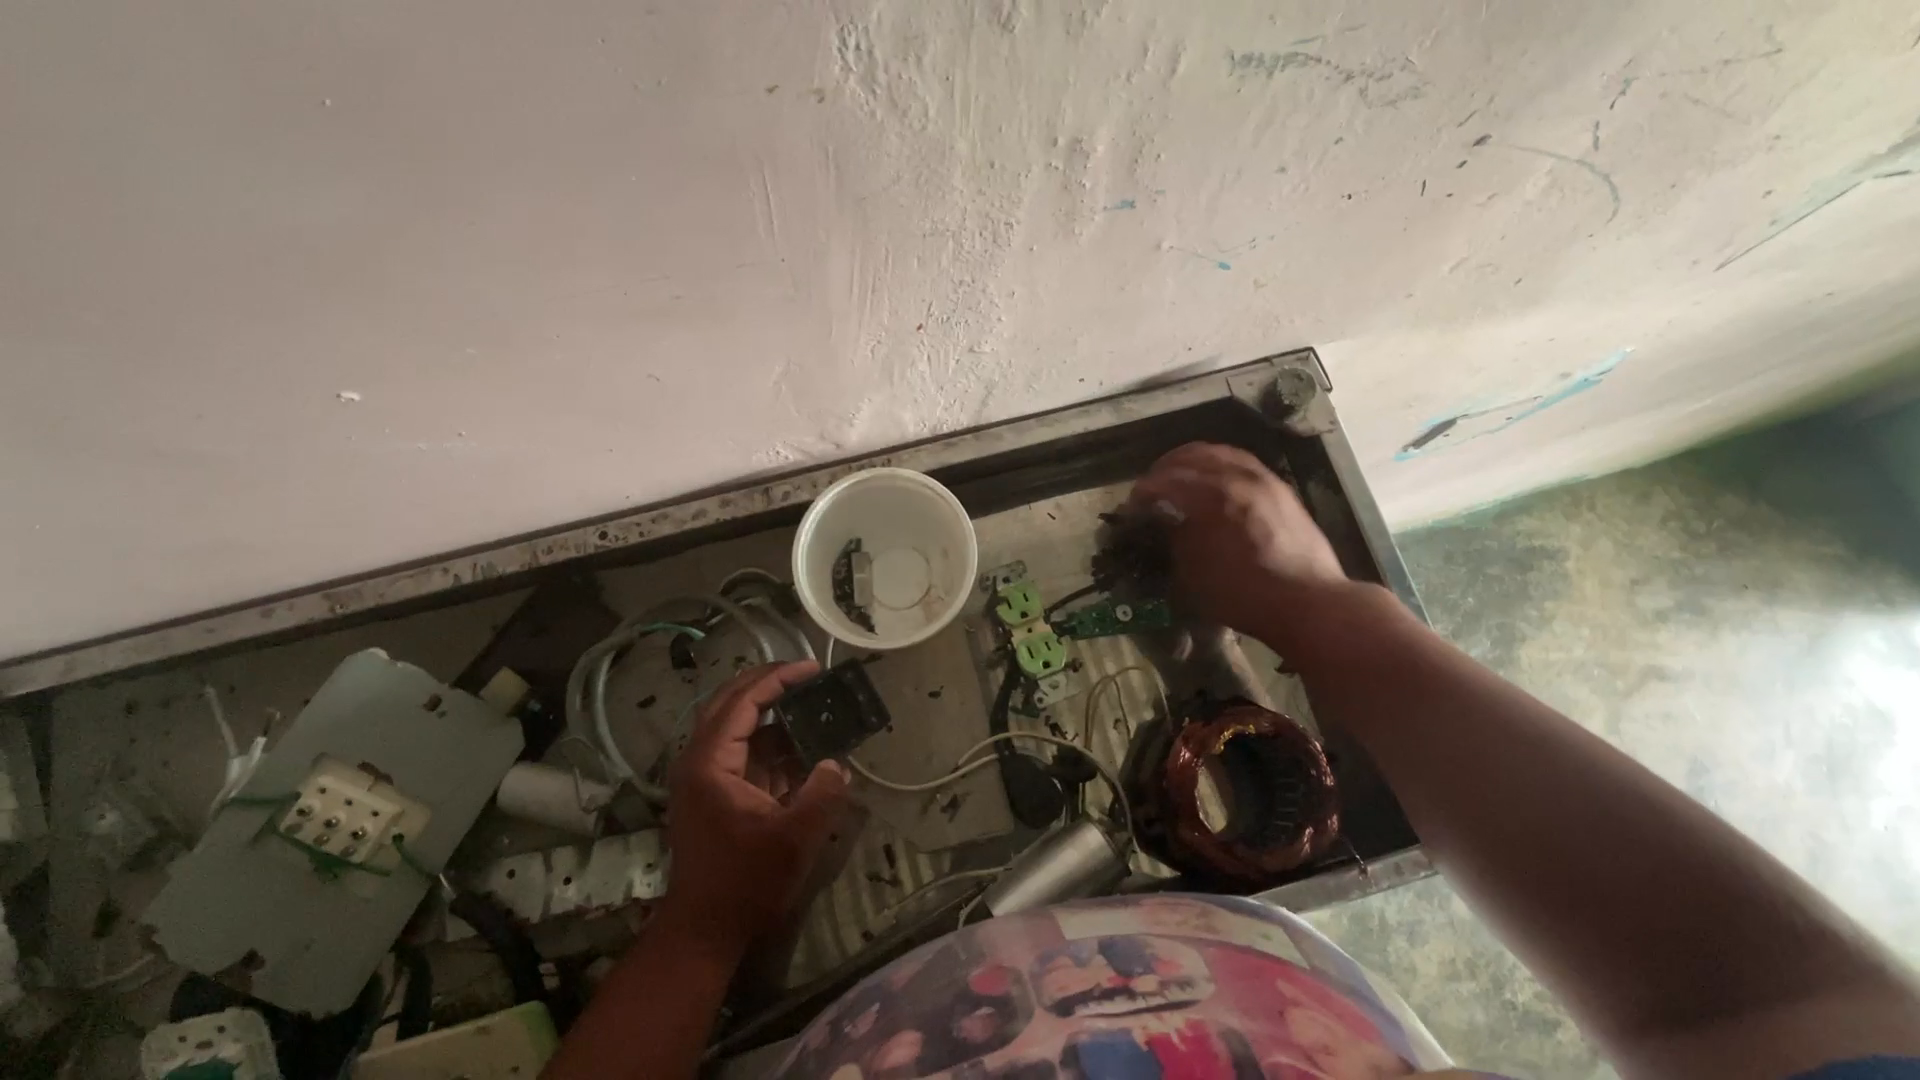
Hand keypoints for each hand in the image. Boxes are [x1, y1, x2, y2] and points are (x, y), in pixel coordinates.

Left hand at [663, 662, 849, 947]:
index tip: (811, 667)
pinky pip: (743, 754)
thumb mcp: (795, 838)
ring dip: (772, 714)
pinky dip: (771, 744)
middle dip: (768, 685)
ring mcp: (704, 779)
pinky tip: (804, 747)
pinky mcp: (715, 796)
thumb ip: (823, 793)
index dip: (777, 679)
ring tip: (812, 705)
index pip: (742, 702)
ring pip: (736, 728)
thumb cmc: (745, 882)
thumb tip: (836, 764)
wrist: (705, 930)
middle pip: (730, 704)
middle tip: (807, 674)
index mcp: (709, 763)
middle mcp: (699, 762)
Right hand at [1127, 442, 1348, 641]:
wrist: (1307, 602)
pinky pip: (1244, 465)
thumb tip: (1165, 522)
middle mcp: (1238, 476)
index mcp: (1211, 495)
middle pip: (1193, 455)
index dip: (1142, 493)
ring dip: (1195, 462)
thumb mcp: (1192, 573)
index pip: (1164, 481)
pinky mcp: (1282, 491)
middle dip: (1165, 468)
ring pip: (1222, 453)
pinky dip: (1222, 468)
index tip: (1131, 508)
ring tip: (1182, 480)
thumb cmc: (1243, 594)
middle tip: (1152, 489)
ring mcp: (1265, 480)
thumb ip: (1175, 538)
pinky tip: (1216, 487)